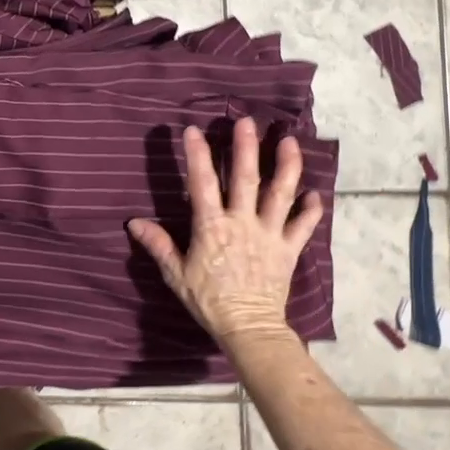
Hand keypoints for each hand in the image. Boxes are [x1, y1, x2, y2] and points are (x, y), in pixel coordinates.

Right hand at [127, 117, 323, 344]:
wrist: (248, 328)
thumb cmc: (208, 300)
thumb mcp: (176, 273)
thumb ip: (158, 244)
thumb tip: (134, 223)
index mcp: (211, 226)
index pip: (202, 182)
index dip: (197, 154)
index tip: (193, 130)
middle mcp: (242, 222)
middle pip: (246, 178)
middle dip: (247, 147)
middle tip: (247, 121)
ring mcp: (269, 234)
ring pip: (281, 193)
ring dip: (286, 166)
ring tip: (290, 142)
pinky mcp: (289, 250)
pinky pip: (303, 226)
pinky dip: (311, 210)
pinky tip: (315, 194)